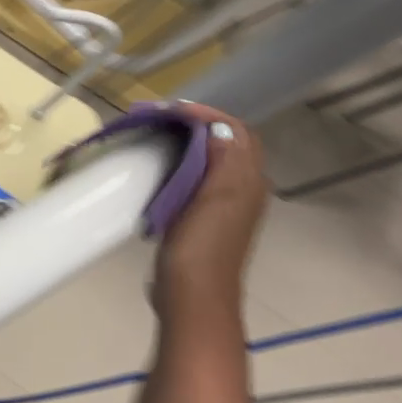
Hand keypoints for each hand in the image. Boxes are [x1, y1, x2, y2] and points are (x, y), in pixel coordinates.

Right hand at [154, 103, 267, 317]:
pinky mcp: (203, 216)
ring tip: (154, 136)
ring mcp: (224, 203)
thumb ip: (218, 160)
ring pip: (212, 158)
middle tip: (156, 118)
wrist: (194, 294)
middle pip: (227, 142)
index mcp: (247, 180)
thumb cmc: (200, 246)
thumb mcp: (212, 198)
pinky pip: (198, 176)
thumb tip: (215, 126)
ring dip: (187, 142)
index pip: (235, 131)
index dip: (205, 114)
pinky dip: (180, 162)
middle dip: (196, 124)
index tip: (165, 108)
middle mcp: (243, 187)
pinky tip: (157, 168)